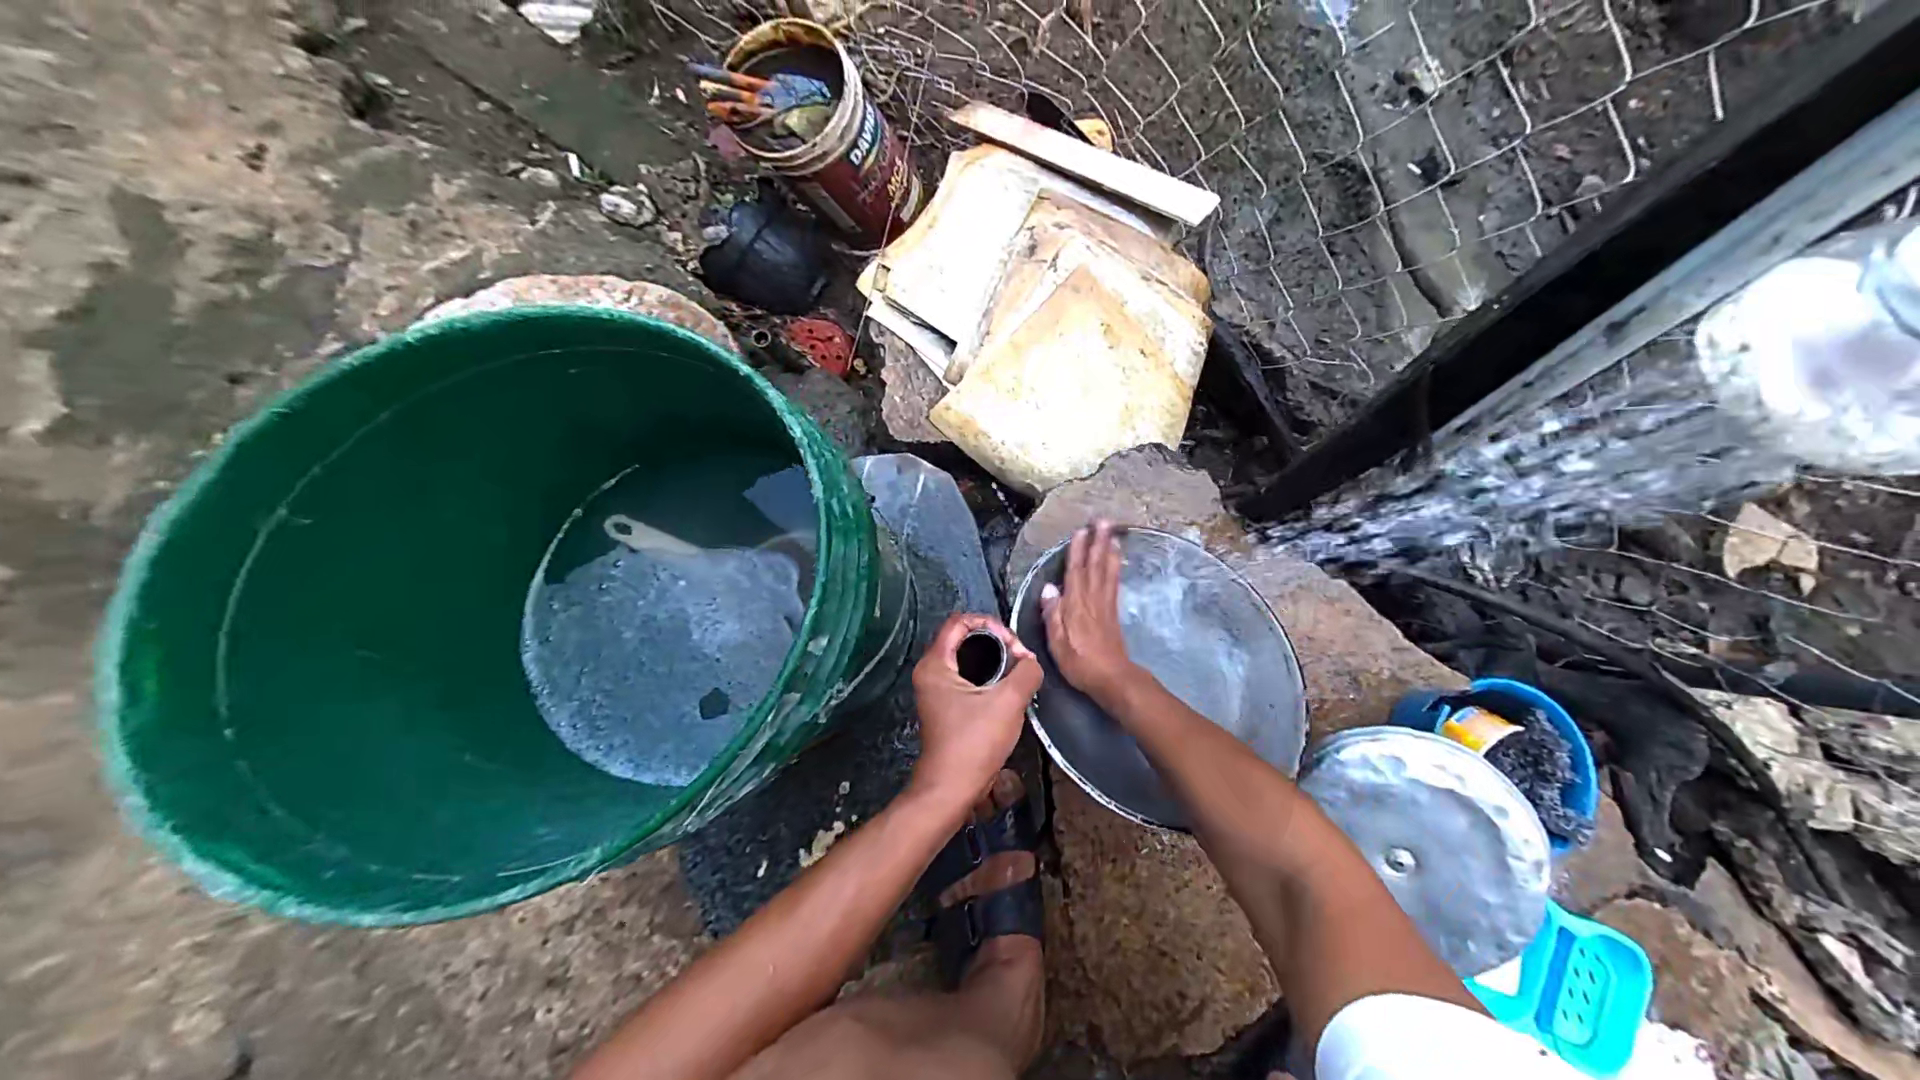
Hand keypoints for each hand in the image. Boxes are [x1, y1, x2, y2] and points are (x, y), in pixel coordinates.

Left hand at [908, 614, 1042, 807]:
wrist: (951, 789)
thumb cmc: (974, 743)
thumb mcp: (1008, 702)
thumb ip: (1026, 673)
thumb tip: (1031, 662)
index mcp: (935, 664)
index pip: (959, 622)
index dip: (989, 623)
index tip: (1013, 641)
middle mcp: (929, 672)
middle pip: (962, 638)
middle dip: (995, 641)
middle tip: (1019, 655)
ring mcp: (935, 691)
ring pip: (966, 659)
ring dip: (994, 660)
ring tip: (1018, 670)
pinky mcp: (944, 707)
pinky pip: (966, 678)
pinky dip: (987, 676)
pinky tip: (1008, 689)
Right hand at [1040, 520, 1141, 703]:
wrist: (1112, 679)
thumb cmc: (1080, 663)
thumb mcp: (1058, 643)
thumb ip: (1053, 615)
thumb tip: (1049, 588)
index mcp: (1076, 606)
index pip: (1075, 573)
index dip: (1077, 551)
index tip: (1080, 531)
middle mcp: (1092, 600)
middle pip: (1094, 566)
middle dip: (1097, 542)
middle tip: (1102, 520)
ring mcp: (1105, 605)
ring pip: (1107, 571)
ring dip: (1108, 550)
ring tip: (1112, 533)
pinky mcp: (1113, 612)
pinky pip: (1114, 583)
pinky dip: (1115, 567)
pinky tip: (1116, 559)